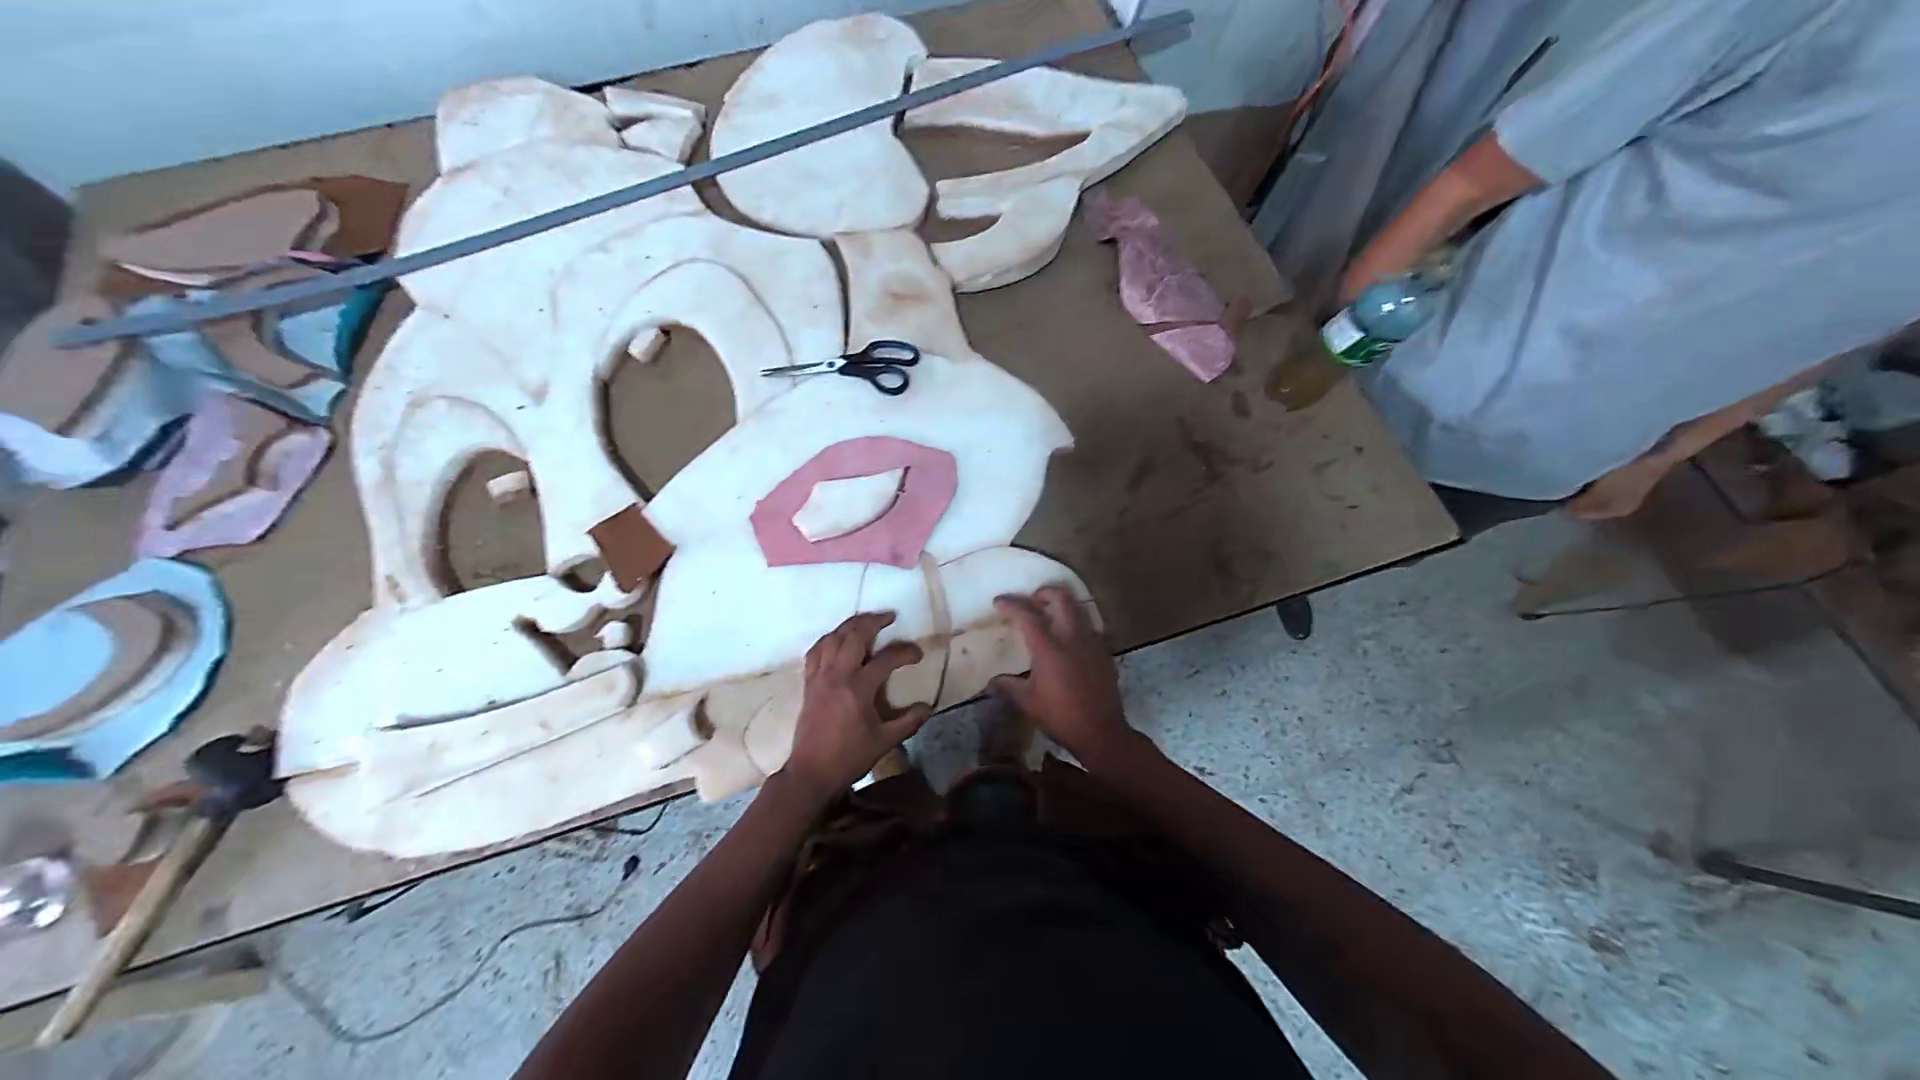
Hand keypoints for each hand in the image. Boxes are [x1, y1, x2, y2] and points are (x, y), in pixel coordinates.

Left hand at [780, 612, 932, 801]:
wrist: (811, 772)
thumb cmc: (849, 757)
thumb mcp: (885, 741)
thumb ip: (908, 722)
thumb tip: (927, 707)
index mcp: (858, 688)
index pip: (886, 659)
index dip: (905, 652)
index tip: (917, 654)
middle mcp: (837, 675)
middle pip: (854, 635)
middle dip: (873, 621)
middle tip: (889, 616)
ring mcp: (819, 677)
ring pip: (833, 638)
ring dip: (850, 625)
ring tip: (865, 622)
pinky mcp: (808, 683)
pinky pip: (816, 651)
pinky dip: (828, 640)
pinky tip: (836, 640)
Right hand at [991, 587, 1135, 766]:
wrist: (1101, 733)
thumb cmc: (1061, 717)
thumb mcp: (1028, 702)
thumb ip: (1009, 685)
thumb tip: (993, 680)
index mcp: (1049, 648)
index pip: (1027, 615)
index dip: (1011, 605)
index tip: (999, 602)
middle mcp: (1072, 638)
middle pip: (1061, 598)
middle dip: (1043, 593)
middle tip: (1032, 603)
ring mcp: (1092, 643)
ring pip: (1079, 609)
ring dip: (1062, 606)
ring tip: (1050, 617)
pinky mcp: (1105, 652)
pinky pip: (1089, 628)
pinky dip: (1076, 625)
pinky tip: (1069, 642)